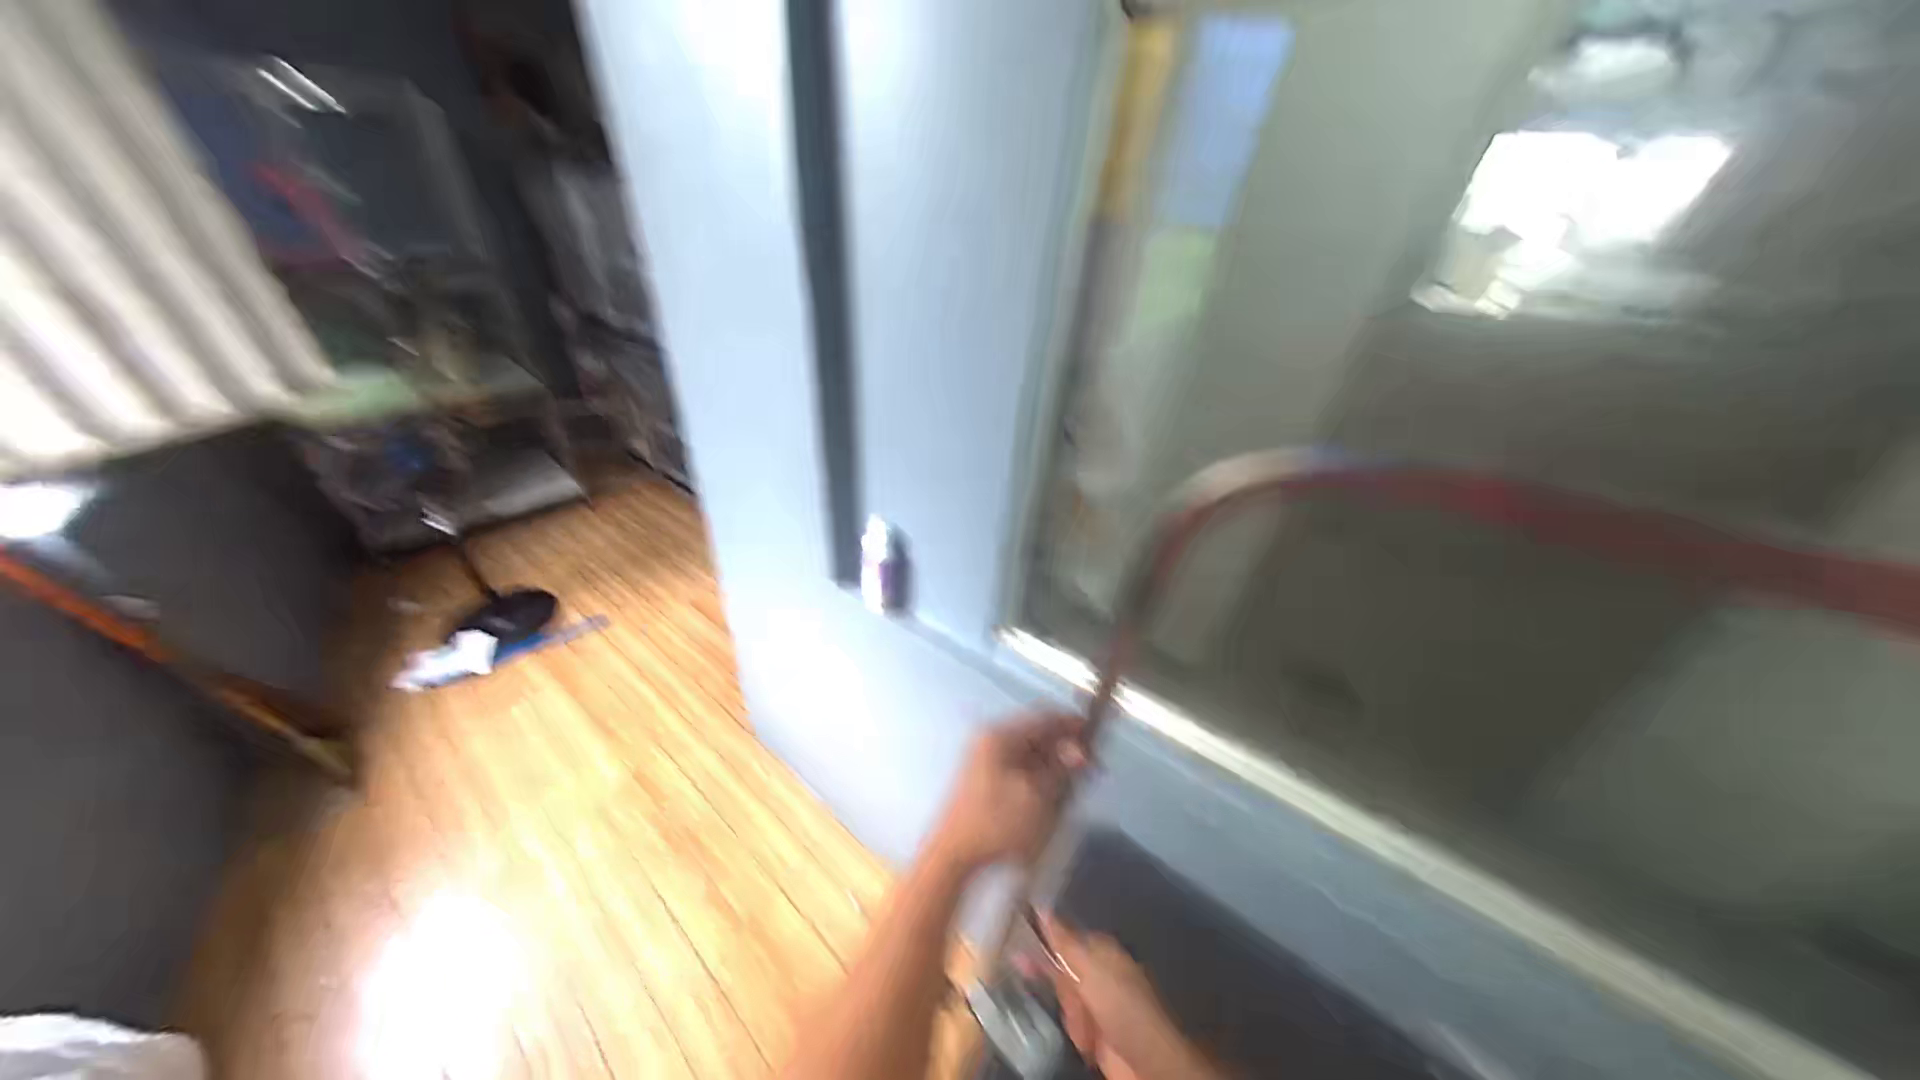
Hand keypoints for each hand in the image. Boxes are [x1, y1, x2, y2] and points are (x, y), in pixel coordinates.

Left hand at [927, 711, 1085, 872]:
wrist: (952, 856)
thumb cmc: (996, 824)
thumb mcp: (1037, 797)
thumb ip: (1061, 770)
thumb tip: (1079, 752)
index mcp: (1000, 736)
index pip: (1044, 717)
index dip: (1073, 725)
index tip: (1097, 739)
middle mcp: (990, 740)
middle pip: (1037, 734)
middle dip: (1065, 748)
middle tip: (1091, 767)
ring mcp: (985, 759)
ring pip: (1030, 752)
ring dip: (1053, 764)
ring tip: (1074, 784)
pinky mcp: (985, 779)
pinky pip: (1019, 768)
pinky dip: (1038, 776)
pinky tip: (1052, 793)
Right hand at [1041, 916, 1222, 1079]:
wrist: (1147, 1062)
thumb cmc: (1120, 1005)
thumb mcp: (1090, 968)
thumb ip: (1063, 941)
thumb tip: (1041, 905)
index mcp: (1101, 949)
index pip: (1065, 935)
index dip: (1044, 937)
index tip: (1020, 938)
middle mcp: (1097, 970)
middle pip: (1061, 966)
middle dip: (1060, 986)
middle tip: (1065, 995)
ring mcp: (1096, 1000)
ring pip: (1063, 995)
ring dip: (1070, 1012)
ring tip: (1086, 1027)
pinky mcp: (1093, 1027)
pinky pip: (1071, 1020)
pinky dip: (1074, 1028)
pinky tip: (1087, 1039)